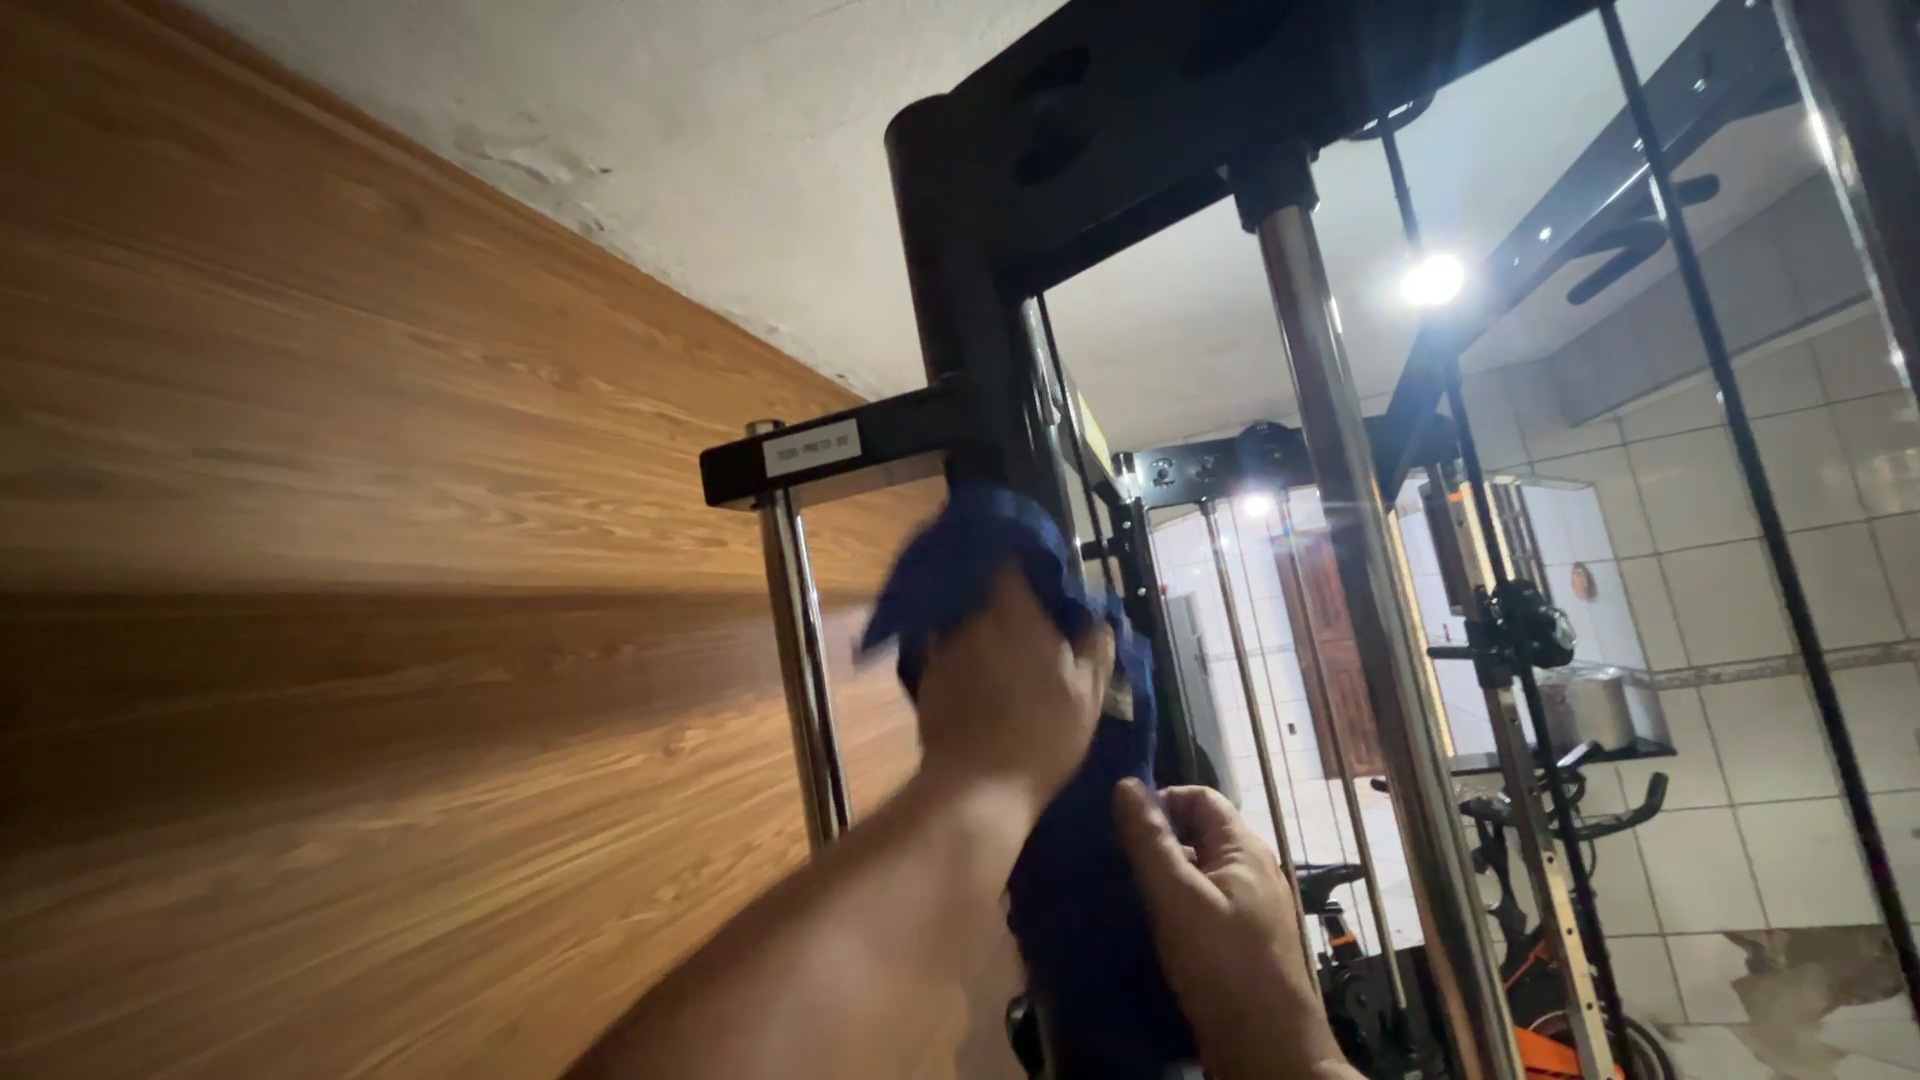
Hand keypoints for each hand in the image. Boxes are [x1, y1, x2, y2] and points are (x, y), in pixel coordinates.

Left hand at [914, 563, 1114, 809]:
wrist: (978, 786)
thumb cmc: (1043, 734)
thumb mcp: (1088, 693)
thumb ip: (1096, 644)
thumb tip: (1099, 616)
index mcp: (1012, 613)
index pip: (1008, 561)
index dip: (1021, 558)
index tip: (1035, 567)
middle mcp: (971, 619)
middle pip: (982, 587)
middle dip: (1000, 591)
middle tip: (1023, 607)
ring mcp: (942, 646)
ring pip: (962, 618)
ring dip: (978, 622)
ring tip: (999, 641)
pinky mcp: (926, 675)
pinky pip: (944, 648)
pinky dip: (960, 651)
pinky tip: (976, 672)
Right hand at [1114, 780, 1349, 1079]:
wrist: (1269, 1056)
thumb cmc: (1222, 966)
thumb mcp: (1176, 896)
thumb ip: (1149, 840)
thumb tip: (1126, 784)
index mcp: (1244, 849)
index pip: (1199, 796)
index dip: (1160, 801)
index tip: (1122, 828)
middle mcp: (1252, 870)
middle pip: (1197, 833)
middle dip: (1156, 840)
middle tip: (1116, 861)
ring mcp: (1250, 909)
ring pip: (1197, 872)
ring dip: (1161, 876)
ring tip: (1124, 893)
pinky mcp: (1242, 943)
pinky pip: (1202, 905)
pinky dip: (1174, 907)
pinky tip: (1148, 927)